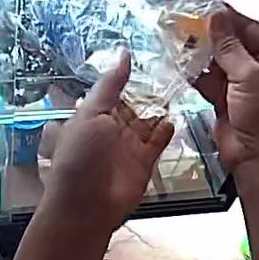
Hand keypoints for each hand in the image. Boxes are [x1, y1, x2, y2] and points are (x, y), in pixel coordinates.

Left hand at [44, 50, 174, 233]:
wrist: (86, 205)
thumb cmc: (79, 158)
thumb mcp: (90, 114)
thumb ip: (109, 85)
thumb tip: (124, 54)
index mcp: (92, 117)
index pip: (112, 93)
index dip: (127, 78)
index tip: (149, 56)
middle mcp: (110, 131)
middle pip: (133, 105)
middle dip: (148, 91)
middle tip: (172, 67)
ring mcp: (127, 147)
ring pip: (147, 121)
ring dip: (160, 108)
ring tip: (179, 86)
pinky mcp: (143, 162)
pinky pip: (158, 141)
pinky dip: (166, 130)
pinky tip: (175, 116)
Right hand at [194, 6, 258, 172]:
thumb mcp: (250, 77)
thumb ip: (230, 48)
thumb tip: (218, 20)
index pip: (252, 30)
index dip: (230, 18)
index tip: (208, 7)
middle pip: (233, 45)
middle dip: (212, 37)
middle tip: (188, 23)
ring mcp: (243, 86)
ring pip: (218, 64)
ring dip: (201, 55)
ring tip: (181, 42)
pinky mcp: (226, 101)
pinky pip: (209, 82)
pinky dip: (196, 75)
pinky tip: (184, 66)